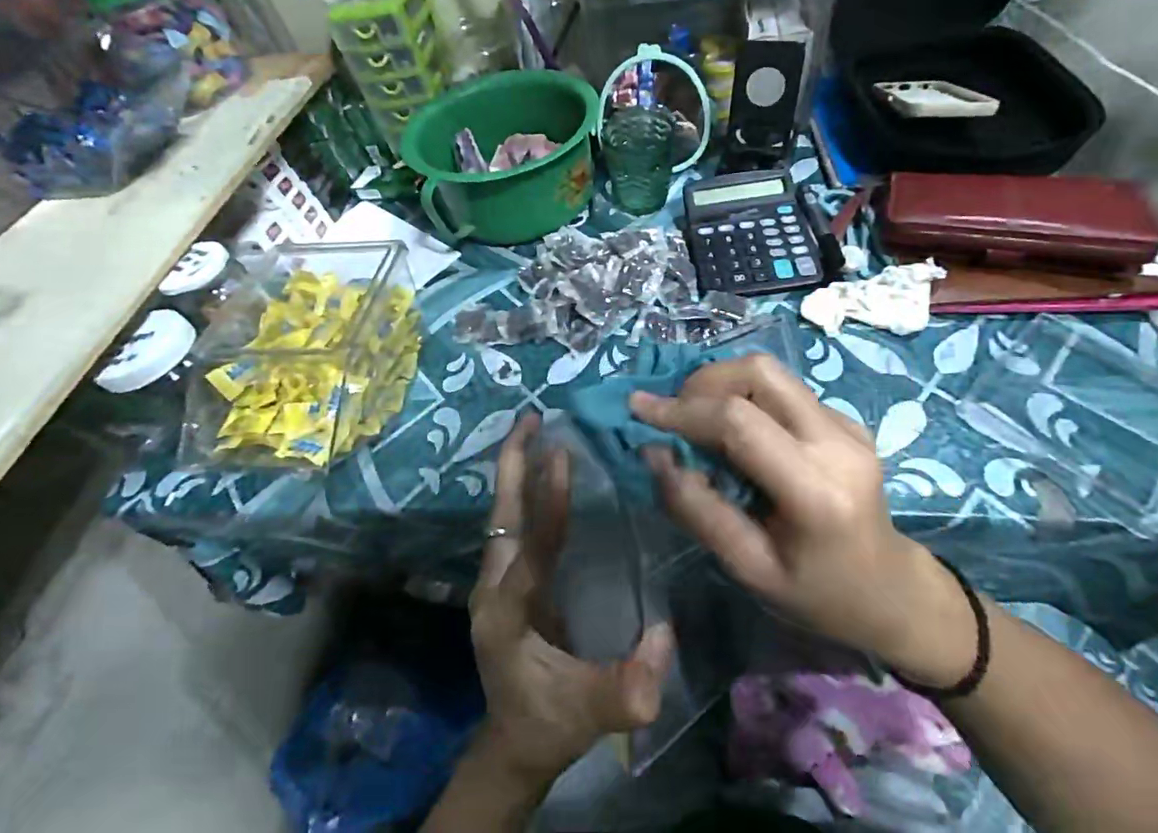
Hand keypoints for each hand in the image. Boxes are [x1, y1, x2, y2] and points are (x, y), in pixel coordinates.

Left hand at [468, 412, 674, 783]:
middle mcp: (493, 586)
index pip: (528, 548)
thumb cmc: (550, 723)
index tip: (562, 456)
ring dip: (517, 469)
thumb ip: (631, 686)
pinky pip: (514, 523)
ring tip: (536, 429)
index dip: (546, 504)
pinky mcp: (506, 579)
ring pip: (503, 513)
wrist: (513, 740)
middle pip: (501, 514)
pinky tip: (544, 471)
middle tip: (532, 417)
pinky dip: (526, 490)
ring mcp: (495, 580)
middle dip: (513, 464)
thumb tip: (664, 633)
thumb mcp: (595, 714)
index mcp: (508, 613)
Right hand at [629, 354, 974, 686]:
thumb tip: (652, 452)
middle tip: (673, 415)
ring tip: (697, 421)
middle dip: (702, 382)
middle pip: (759, 373)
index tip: (638, 409)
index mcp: (817, 491)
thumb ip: (696, 509)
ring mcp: (847, 425)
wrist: (894, 594)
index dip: (681, 410)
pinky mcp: (845, 420)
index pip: (739, 422)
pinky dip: (744, 397)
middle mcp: (838, 443)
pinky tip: (735, 433)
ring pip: (769, 372)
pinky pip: (781, 389)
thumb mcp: (747, 568)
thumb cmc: (817, 595)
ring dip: (721, 385)